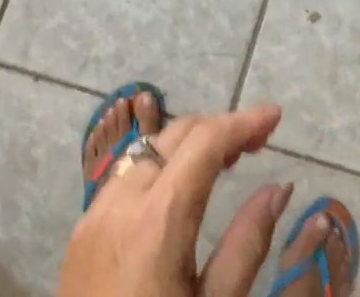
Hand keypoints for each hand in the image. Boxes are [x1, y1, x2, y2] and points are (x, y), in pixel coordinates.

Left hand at [59, 104, 290, 296]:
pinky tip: (182, 186)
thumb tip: (278, 188)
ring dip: (188, 143)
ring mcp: (94, 216)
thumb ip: (248, 242)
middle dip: (219, 126)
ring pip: (146, 149)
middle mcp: (120, 203)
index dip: (244, 121)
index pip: (205, 142)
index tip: (276, 116)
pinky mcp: (81, 233)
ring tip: (227, 158)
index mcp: (157, 221)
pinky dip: (160, 164)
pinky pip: (125, 176)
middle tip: (260, 140)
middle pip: (174, 134)